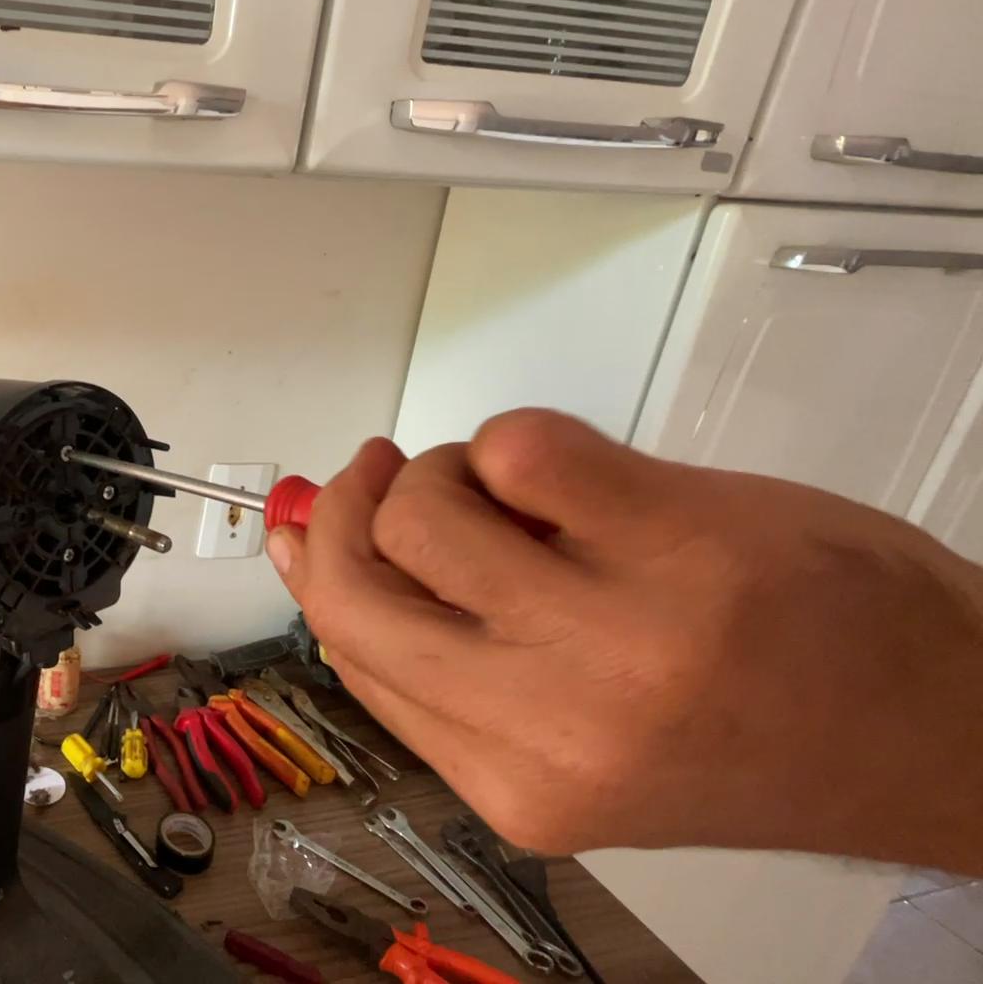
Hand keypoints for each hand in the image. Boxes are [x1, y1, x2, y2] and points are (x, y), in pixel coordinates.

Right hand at [268, 409, 982, 870]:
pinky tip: (570, 471)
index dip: (316, 566)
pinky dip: (519, 440)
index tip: (317, 521)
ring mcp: (615, 635)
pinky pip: (517, 450)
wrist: (958, 735)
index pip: (348, 646)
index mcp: (505, 780)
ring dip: (442, 472)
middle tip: (378, 470)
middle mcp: (544, 724)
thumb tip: (303, 547)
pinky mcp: (679, 541)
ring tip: (507, 485)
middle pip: (355, 584)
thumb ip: (429, 649)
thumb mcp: (551, 726)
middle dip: (346, 506)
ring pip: (421, 510)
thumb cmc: (739, 724)